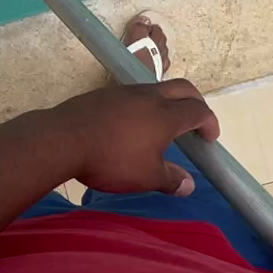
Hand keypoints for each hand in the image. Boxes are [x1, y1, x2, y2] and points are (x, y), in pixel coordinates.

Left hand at [45, 80, 219, 195]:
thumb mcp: (145, 177)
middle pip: (181, 88)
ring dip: (165, 102)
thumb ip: (170, 179)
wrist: (63, 139)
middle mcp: (147, 96)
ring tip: (161, 124)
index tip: (209, 138)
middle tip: (195, 121)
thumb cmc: (111, 159)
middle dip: (194, 101)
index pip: (198, 110)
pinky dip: (140, 105)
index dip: (209, 122)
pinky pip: (130, 95)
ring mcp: (122, 91)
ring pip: (154, 89)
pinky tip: (130, 124)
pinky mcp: (101, 94)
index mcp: (165, 114)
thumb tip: (188, 184)